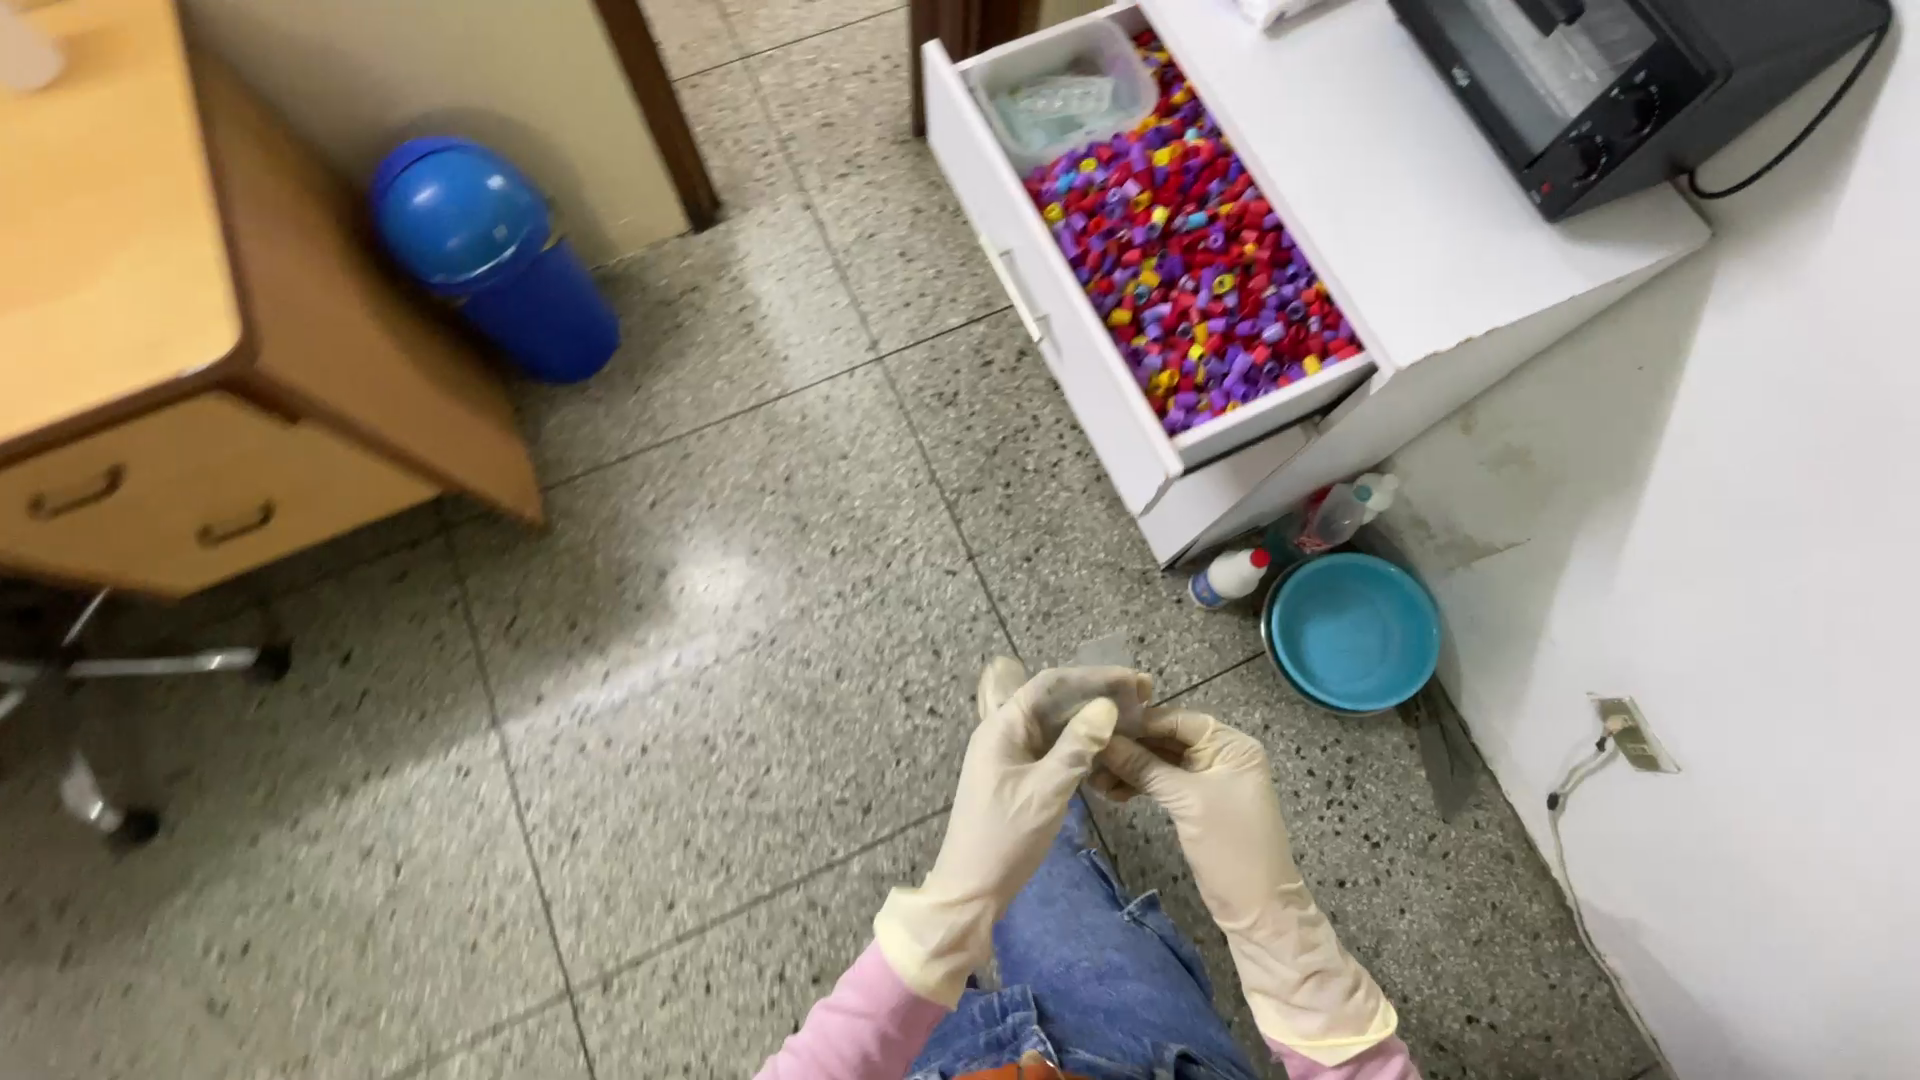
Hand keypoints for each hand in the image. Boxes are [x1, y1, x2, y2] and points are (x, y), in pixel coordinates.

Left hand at [873, 659, 1151, 1006]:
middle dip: (1097, 695)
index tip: (1134, 681)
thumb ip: (1077, 746)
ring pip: (1057, 725)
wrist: (970, 890)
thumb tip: (1107, 705)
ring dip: (1092, 720)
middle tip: (1143, 698)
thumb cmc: (1004, 838)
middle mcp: (1005, 732)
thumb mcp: (1046, 791)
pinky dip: (1081, 746)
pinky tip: (1109, 751)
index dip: (1094, 677)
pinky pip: (1054, 749)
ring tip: (1134, 720)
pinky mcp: (1020, 776)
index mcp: (1002, 726)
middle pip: (1055, 700)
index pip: (1051, 683)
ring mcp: (1011, 754)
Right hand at [1099, 709, 1397, 1066]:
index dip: (1137, 723)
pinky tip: (1111, 791)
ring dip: (1128, 768)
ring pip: (1159, 761)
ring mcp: (1208, 778)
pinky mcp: (1196, 801)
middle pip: (1165, 739)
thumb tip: (1102, 740)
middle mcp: (1220, 753)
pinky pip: (1161, 781)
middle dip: (1128, 748)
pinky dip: (1138, 784)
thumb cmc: (1231, 848)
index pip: (1175, 719)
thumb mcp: (1186, 801)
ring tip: (1094, 779)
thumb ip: (1143, 767)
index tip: (1096, 727)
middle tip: (1089, 755)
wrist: (1258, 911)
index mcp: (1230, 744)